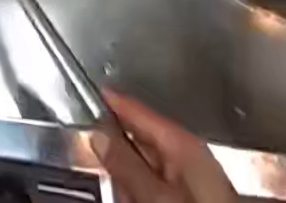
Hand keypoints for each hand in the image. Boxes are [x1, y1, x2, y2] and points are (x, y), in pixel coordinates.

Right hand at [94, 91, 238, 202]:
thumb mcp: (156, 193)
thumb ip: (126, 161)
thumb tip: (99, 133)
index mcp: (182, 140)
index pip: (138, 108)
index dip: (112, 101)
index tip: (90, 93)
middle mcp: (189, 150)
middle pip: (141, 135)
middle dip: (119, 147)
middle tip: (105, 163)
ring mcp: (194, 173)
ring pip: (147, 160)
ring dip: (131, 171)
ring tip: (128, 190)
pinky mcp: (195, 193)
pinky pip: (158, 178)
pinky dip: (144, 185)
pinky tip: (140, 195)